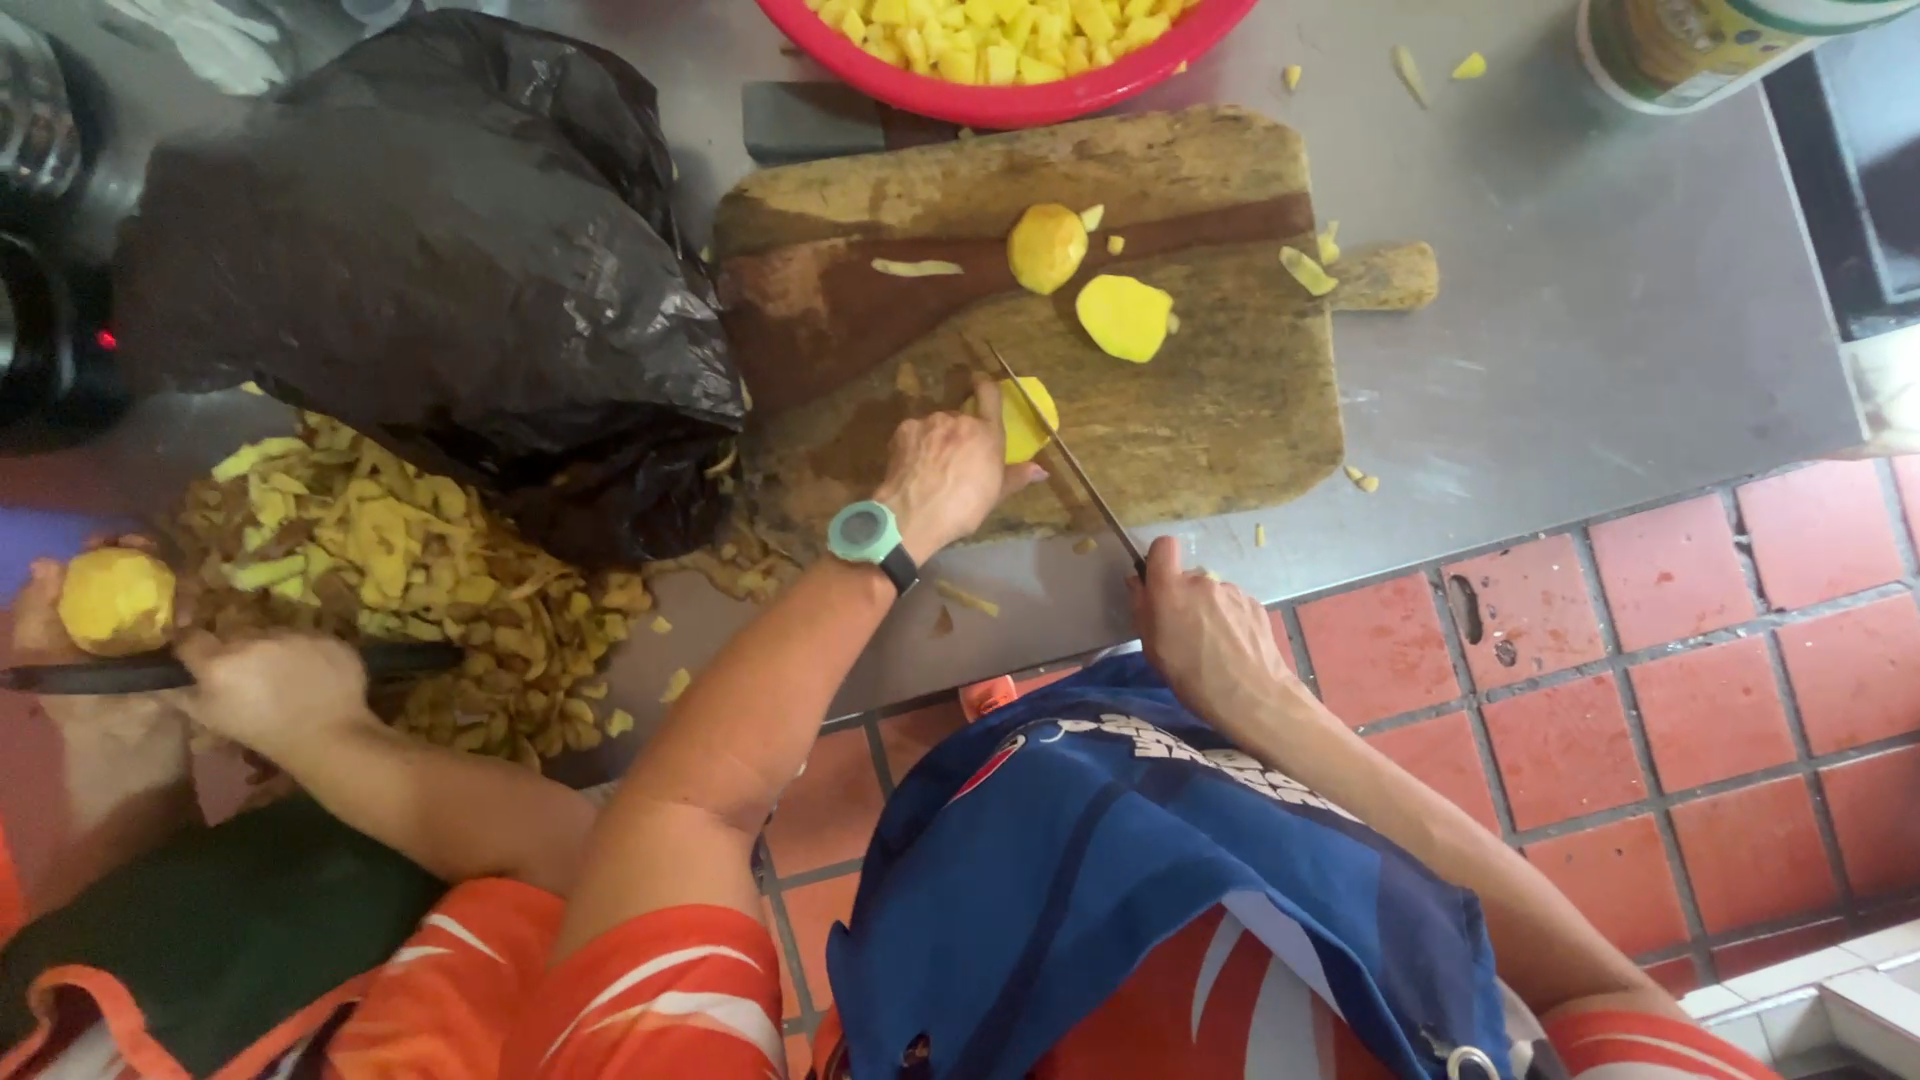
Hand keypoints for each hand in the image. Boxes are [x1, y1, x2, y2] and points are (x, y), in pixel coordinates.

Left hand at [9, 550, 186, 740]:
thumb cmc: (80, 704)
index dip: (99, 552)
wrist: (133, 743)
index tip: (110, 538)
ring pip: (167, 588)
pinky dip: (192, 602)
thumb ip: (39, 613)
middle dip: (140, 555)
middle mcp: (119, 619)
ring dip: (170, 575)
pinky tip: (192, 602)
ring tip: (174, 574)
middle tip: (147, 544)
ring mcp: (159, 630)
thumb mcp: (42, 658)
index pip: (90, 574)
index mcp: (80, 620)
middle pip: (134, 575)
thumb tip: (51, 560)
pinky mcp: (192, 642)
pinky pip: (193, 612)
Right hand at [175, 631, 376, 760]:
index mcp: (220, 661)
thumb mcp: (209, 716)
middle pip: (238, 633)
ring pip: (276, 632)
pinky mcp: (329, 638)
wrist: (325, 731)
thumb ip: (182, 692)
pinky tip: (313, 670)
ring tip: (285, 670)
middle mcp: (259, 640)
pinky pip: (310, 638)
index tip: (199, 654)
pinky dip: (307, 650)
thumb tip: (166, 678)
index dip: (193, 645)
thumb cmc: (260, 729)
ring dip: (274, 646)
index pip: (192, 637)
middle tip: (249, 669)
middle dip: (237, 647)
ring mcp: (298, 636)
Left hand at [872, 376, 1044, 561]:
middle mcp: (959, 420)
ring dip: (935, 439)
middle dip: (957, 434)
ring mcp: (930, 422)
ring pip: (935, 425)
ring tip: (929, 468)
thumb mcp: (995, 495)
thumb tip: (1042, 471)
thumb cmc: (963, 509)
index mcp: (987, 434)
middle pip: (959, 419)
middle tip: (952, 460)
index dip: (984, 384)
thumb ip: (1017, 477)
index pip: (989, 394)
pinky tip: (911, 466)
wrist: (914, 516)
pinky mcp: (904, 430)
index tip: (978, 380)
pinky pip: (914, 433)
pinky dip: (914, 445)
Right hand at [1128, 536, 1312, 733]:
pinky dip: (1229, 619)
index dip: (1159, 559)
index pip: (1163, 546)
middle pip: (1187, 577)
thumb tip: (1139, 582)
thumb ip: (1142, 608)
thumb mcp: (1152, 648)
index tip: (1158, 583)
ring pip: (1211, 593)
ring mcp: (1231, 591)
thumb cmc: (1191, 677)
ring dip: (1208, 609)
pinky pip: (1232, 604)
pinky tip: (1233, 646)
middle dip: (1183, 597)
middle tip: (1186, 631)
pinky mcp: (1254, 603)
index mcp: (1171, 589)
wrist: (1252, 697)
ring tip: (1214, 644)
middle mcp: (1202, 581)